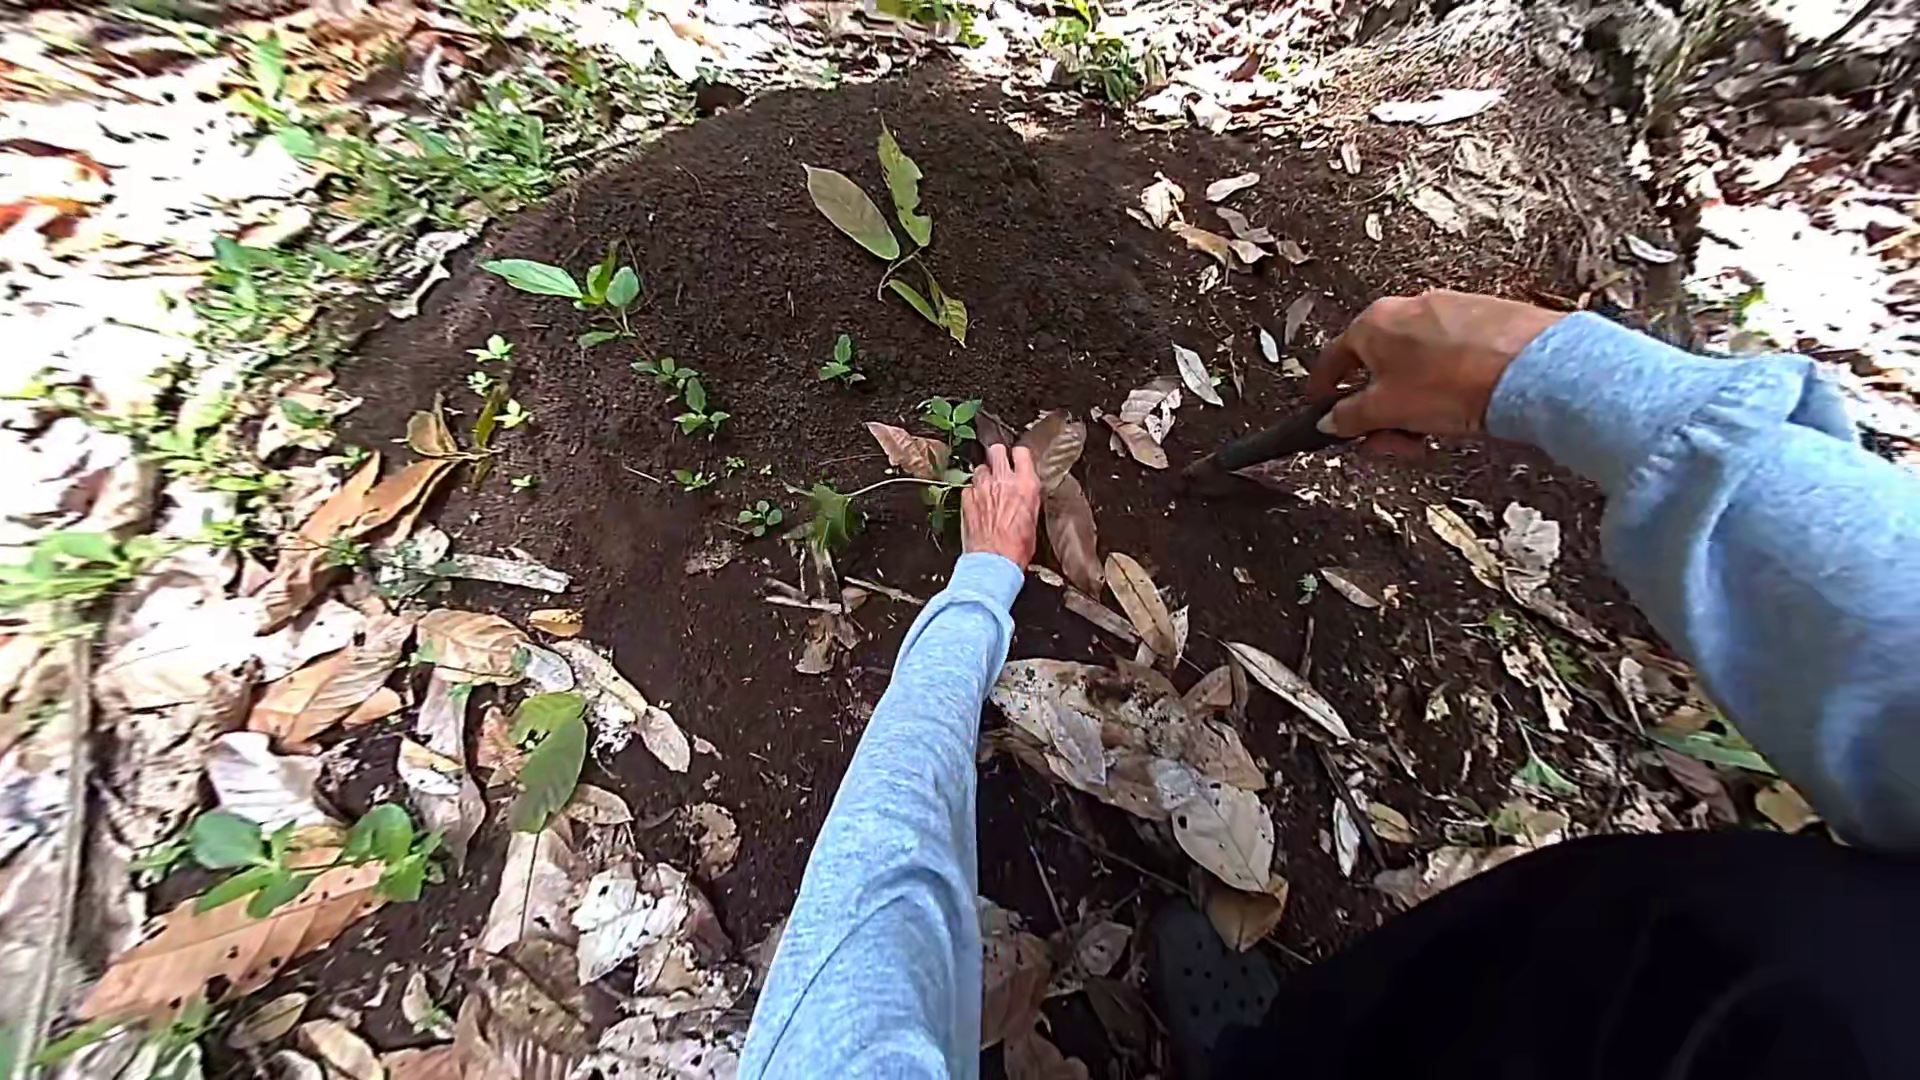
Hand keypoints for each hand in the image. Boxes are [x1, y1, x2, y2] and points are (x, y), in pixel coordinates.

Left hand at [963, 444, 1041, 567]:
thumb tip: (1024, 491)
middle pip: (996, 450)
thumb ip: (1027, 497)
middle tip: (998, 465)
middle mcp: (1003, 481)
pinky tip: (977, 503)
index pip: (1021, 452)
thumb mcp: (1033, 518)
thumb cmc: (1016, 547)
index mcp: (1025, 484)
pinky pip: (968, 486)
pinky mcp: (966, 498)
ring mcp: (982, 487)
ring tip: (987, 489)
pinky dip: (972, 492)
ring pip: (980, 468)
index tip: (1017, 459)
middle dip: (997, 456)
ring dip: (984, 475)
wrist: (994, 561)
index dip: (1018, 455)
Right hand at [1308, 290, 1564, 440]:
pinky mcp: (1488, 321)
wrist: (1540, 373)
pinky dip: (1440, 387)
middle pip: (1375, 365)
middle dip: (1374, 408)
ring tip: (1423, 432)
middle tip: (1381, 436)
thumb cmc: (1456, 384)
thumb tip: (1332, 421)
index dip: (1322, 390)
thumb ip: (1347, 417)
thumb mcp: (1382, 411)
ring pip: (1412, 365)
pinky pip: (1447, 358)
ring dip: (1407, 402)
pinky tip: (1453, 412)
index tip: (1322, 407)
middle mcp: (1410, 307)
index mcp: (1374, 323)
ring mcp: (1453, 311)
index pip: (1332, 359)